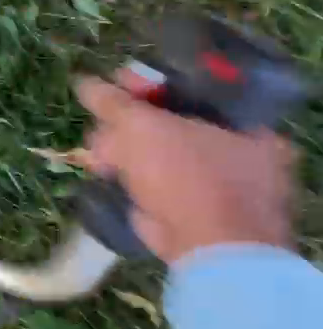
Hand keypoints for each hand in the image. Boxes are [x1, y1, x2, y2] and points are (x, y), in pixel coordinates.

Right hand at [77, 76, 295, 263]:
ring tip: (101, 160)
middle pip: (160, 120)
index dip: (148, 85)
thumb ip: (112, 99)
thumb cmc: (186, 175)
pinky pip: (147, 173)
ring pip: (147, 147)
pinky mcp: (189, 202)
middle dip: (122, 124)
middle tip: (104, 128)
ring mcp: (212, 180)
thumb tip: (84, 82)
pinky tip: (106, 172)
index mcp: (244, 129)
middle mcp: (234, 152)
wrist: (206, 246)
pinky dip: (125, 171)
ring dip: (115, 148)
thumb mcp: (141, 125)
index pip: (186, 91)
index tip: (116, 84)